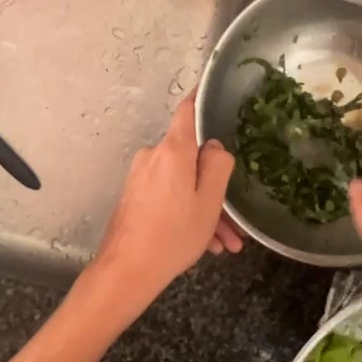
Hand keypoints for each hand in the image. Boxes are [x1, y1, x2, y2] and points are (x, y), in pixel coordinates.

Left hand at [87, 93, 241, 299]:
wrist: (127, 270)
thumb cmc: (172, 235)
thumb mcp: (209, 201)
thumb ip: (217, 165)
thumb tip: (214, 146)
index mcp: (172, 151)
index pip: (188, 111)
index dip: (202, 99)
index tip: (213, 90)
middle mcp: (153, 157)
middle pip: (191, 158)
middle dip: (215, 187)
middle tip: (234, 221)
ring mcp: (141, 178)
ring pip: (183, 184)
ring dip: (205, 210)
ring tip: (223, 242)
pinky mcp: (135, 197)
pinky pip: (169, 197)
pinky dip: (187, 215)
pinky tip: (205, 244)